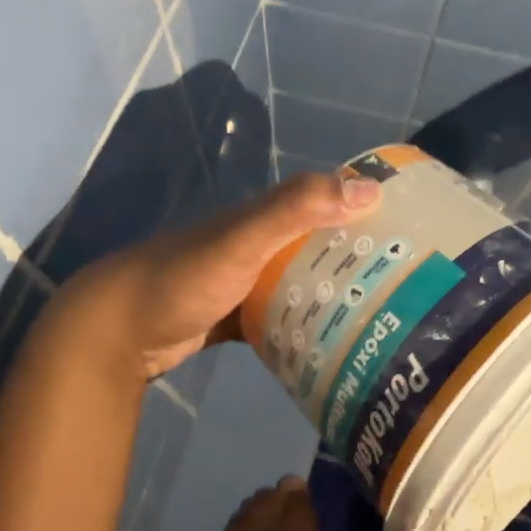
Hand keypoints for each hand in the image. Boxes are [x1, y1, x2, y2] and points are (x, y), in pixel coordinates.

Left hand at [57, 173, 381, 378]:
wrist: (115, 331)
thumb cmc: (181, 278)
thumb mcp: (242, 239)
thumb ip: (296, 209)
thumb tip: (369, 187)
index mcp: (264, 217)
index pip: (326, 200)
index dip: (366, 203)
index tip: (415, 224)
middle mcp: (259, 244)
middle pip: (319, 243)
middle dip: (360, 254)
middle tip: (411, 280)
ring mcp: (246, 282)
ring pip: (302, 282)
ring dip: (336, 292)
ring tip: (385, 315)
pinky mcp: (235, 318)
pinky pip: (282, 317)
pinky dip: (306, 325)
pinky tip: (336, 344)